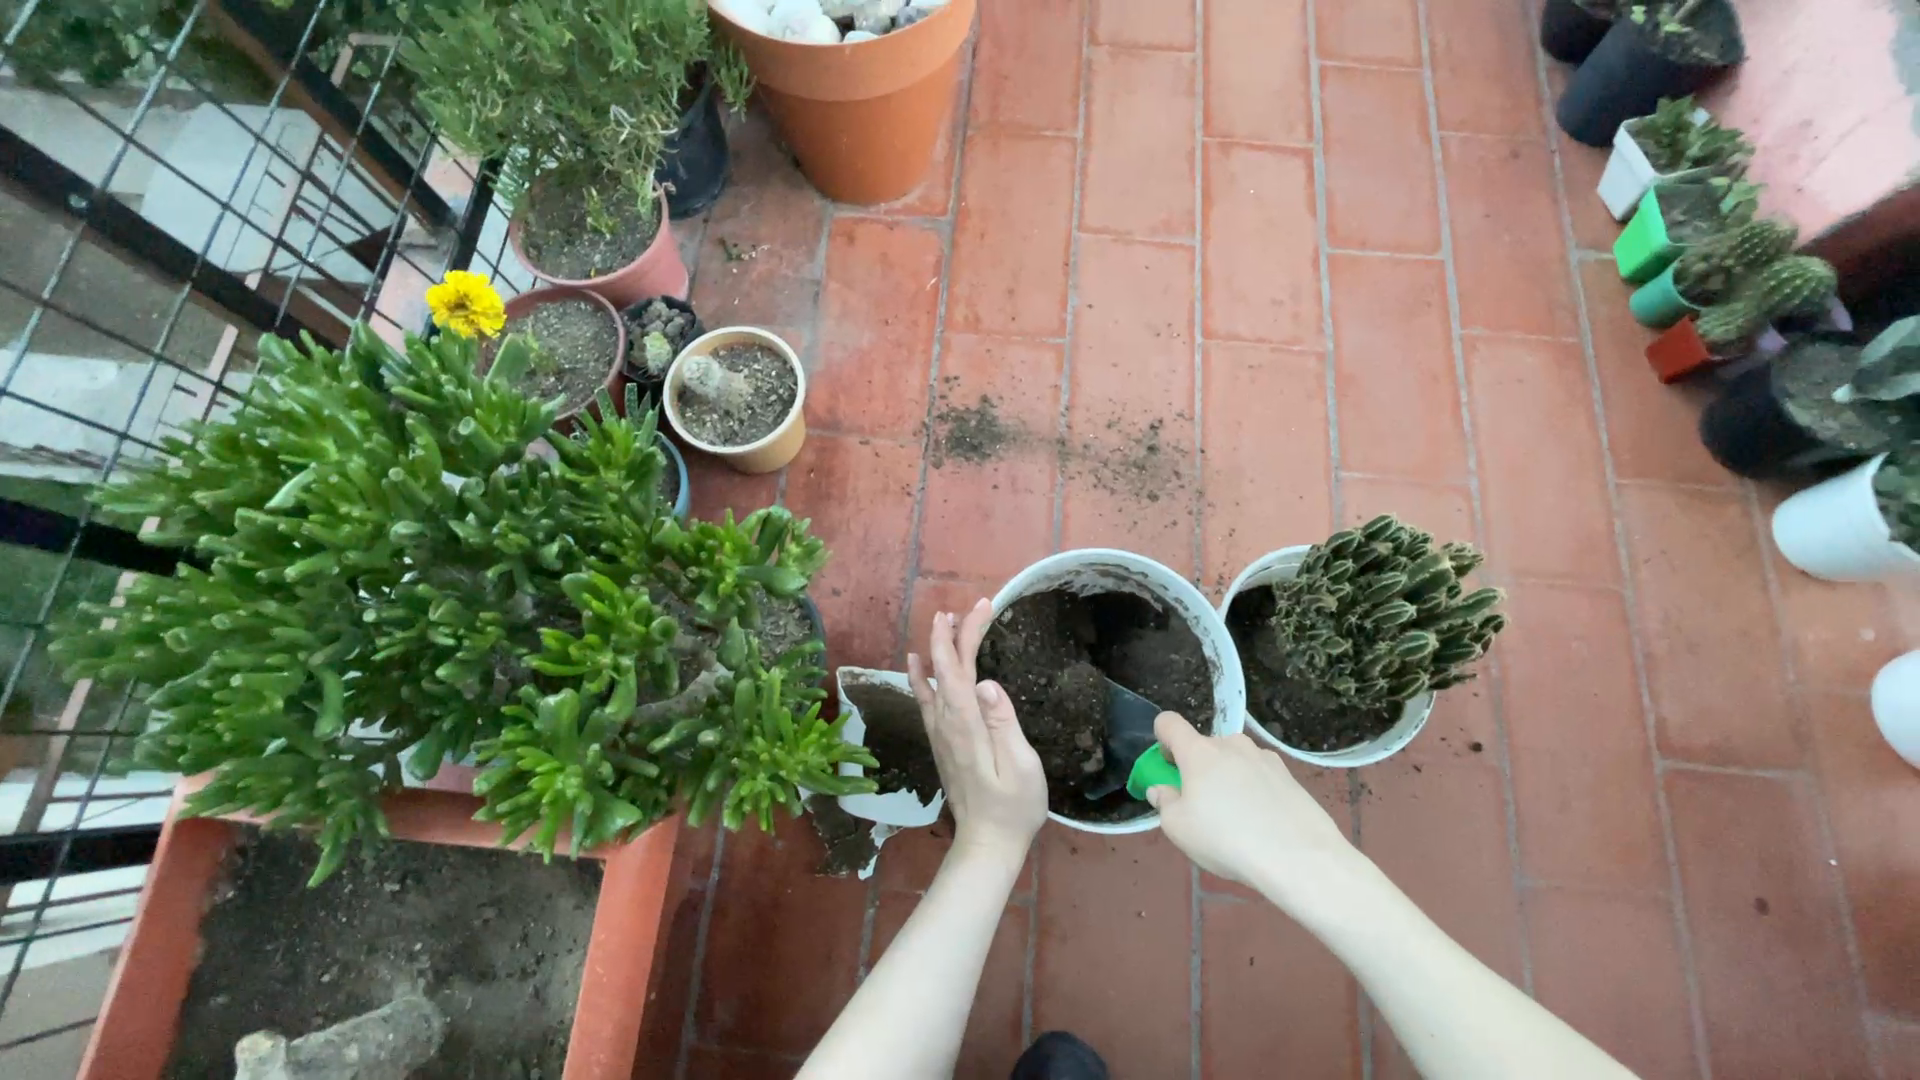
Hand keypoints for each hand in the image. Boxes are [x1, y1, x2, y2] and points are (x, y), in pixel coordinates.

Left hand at [908, 599, 1048, 861]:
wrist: (987, 844)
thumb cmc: (1013, 808)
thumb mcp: (1021, 767)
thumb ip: (1003, 724)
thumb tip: (987, 683)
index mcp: (966, 725)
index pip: (959, 667)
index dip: (965, 633)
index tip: (980, 606)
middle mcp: (945, 723)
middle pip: (945, 668)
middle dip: (956, 632)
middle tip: (976, 605)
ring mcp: (939, 733)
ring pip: (933, 679)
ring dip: (938, 647)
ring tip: (942, 619)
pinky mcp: (941, 743)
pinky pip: (925, 699)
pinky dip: (920, 676)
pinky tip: (915, 664)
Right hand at [1146, 712, 1357, 900]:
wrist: (1300, 858)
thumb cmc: (1227, 840)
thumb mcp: (1179, 829)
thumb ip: (1164, 803)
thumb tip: (1162, 790)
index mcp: (1199, 752)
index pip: (1169, 722)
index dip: (1162, 738)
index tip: (1168, 766)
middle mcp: (1232, 745)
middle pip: (1205, 746)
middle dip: (1198, 768)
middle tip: (1203, 806)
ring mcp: (1264, 757)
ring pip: (1235, 759)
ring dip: (1229, 777)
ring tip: (1238, 818)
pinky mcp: (1290, 775)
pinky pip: (1260, 775)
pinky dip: (1255, 789)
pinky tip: (1265, 822)